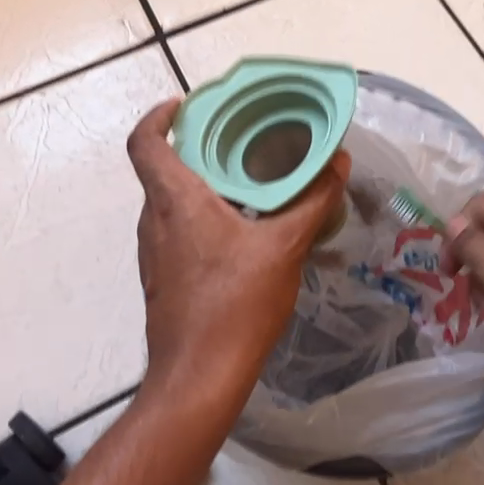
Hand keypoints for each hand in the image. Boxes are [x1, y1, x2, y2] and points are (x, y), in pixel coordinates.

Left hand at [127, 98, 349, 406]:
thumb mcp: (284, 248)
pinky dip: (200, 215)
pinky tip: (240, 229)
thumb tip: (338, 163)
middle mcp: (154, 219)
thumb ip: (312, 201)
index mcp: (174, 200)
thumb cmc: (235, 305)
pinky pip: (175, 229)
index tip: (186, 106)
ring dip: (200, 184)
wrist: (197, 378)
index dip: (158, 116)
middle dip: (196, 148)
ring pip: (169, 201)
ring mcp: (152, 251)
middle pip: (162, 168)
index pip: (144, 142)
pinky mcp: (160, 277)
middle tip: (238, 140)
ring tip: (245, 181)